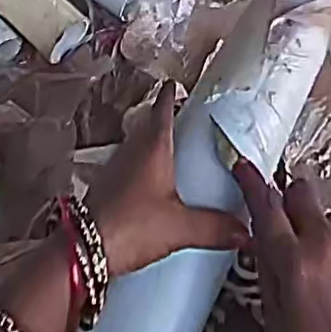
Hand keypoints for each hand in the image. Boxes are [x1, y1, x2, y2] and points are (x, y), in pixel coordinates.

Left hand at [86, 83, 247, 274]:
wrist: (85, 248)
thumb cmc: (133, 224)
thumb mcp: (179, 227)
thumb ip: (214, 227)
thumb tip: (245, 230)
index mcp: (153, 147)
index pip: (162, 109)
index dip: (170, 94)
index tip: (177, 83)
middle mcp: (133, 149)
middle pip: (150, 124)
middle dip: (167, 118)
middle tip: (186, 119)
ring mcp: (117, 166)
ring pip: (139, 143)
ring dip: (155, 142)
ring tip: (175, 150)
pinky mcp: (108, 185)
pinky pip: (131, 164)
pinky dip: (144, 164)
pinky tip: (154, 183)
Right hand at [232, 159, 330, 331]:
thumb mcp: (275, 318)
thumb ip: (265, 265)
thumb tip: (259, 232)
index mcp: (293, 263)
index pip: (265, 204)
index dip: (251, 181)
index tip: (244, 167)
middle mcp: (323, 242)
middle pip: (298, 190)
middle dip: (290, 202)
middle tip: (288, 225)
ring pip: (323, 209)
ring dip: (318, 226)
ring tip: (323, 264)